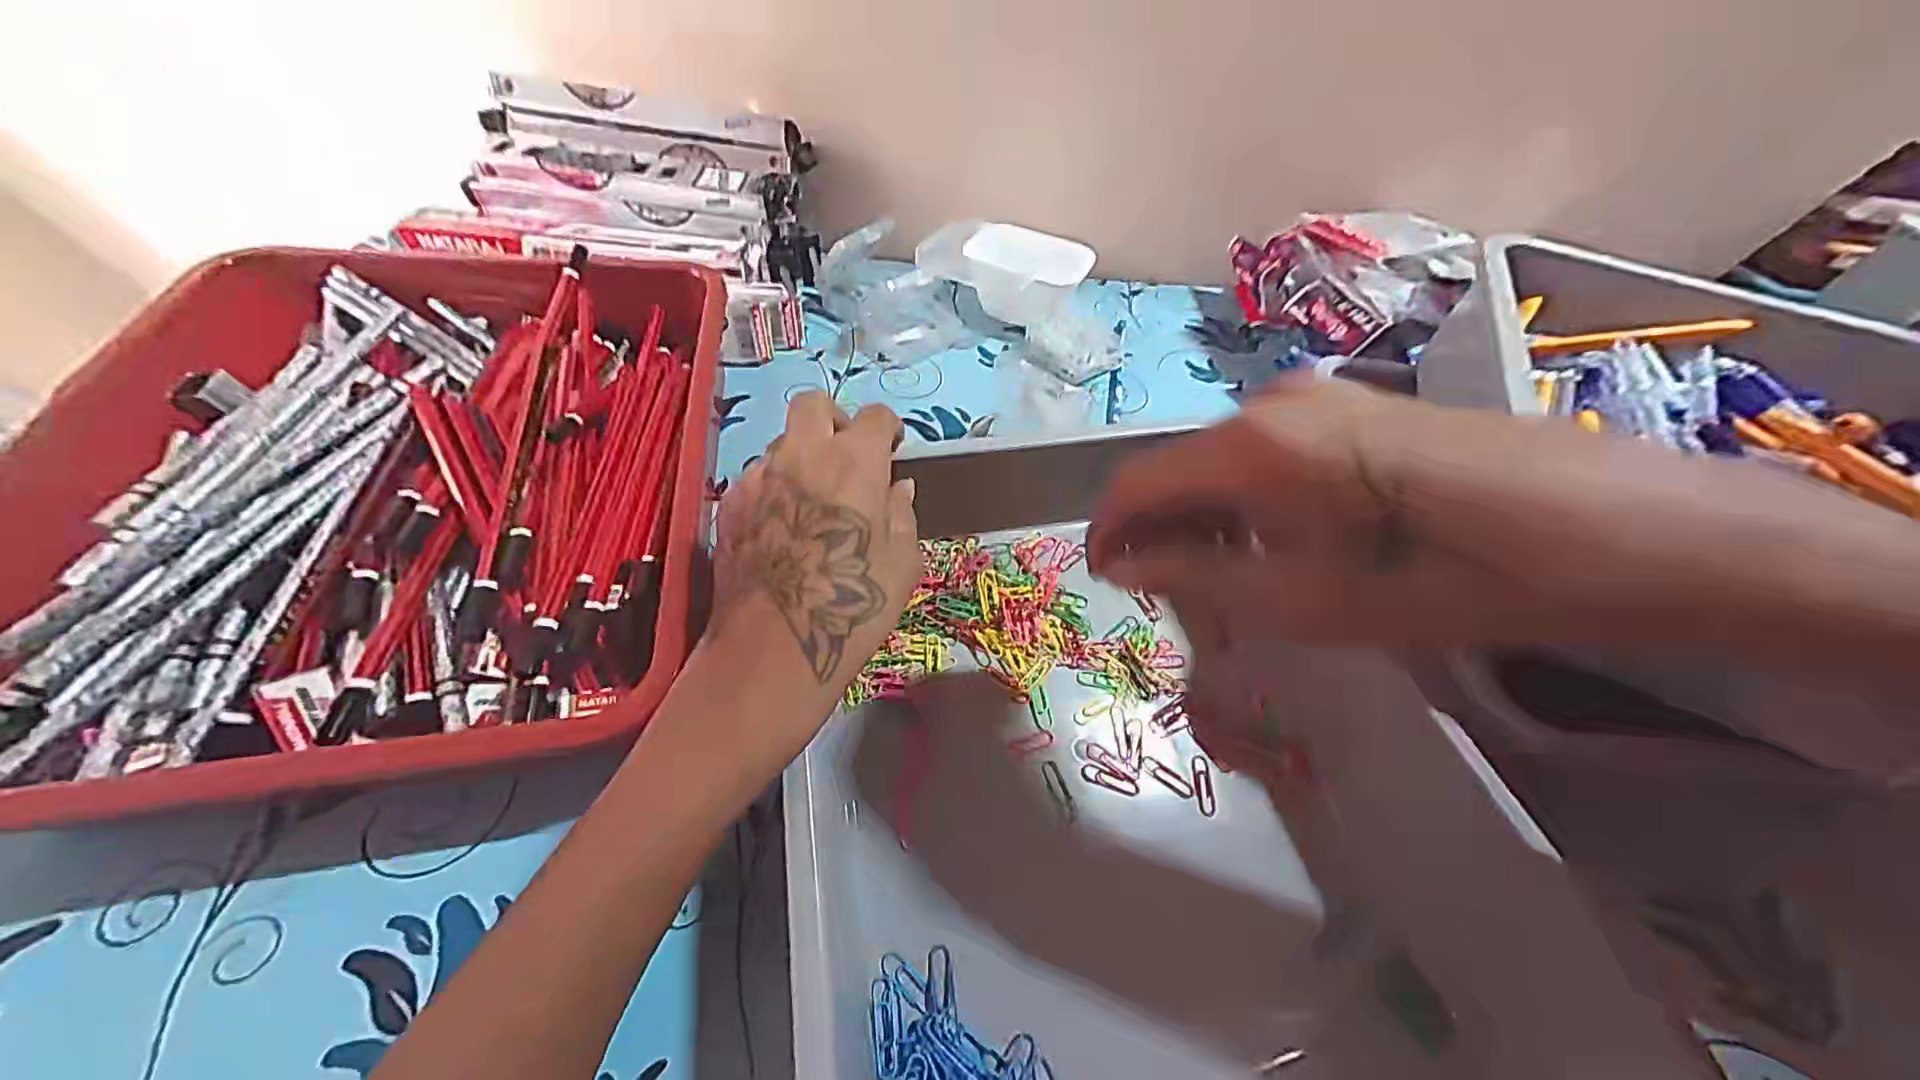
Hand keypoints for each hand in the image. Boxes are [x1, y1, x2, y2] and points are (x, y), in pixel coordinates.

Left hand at [709, 392, 920, 703]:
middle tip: (848, 456)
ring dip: (802, 459)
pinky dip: (775, 490)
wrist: (774, 647)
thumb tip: (897, 488)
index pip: (876, 417)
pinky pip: (756, 480)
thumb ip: (902, 515)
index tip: (893, 450)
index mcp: (854, 462)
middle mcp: (801, 455)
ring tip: (813, 504)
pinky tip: (783, 530)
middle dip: (836, 419)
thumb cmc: (853, 605)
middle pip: (814, 404)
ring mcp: (758, 477)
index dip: (889, 429)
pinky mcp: (728, 506)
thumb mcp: (903, 563)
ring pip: (781, 445)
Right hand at [1085, 372, 1841, 649]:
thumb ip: (1197, 576)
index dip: (1107, 530)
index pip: (1137, 481)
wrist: (1622, 533)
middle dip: (1159, 532)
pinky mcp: (1354, 407)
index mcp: (1250, 444)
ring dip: (1204, 519)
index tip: (1099, 575)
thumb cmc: (1449, 578)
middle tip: (1165, 592)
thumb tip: (1124, 566)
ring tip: (1220, 579)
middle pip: (1178, 469)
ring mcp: (1318, 398)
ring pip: (1221, 463)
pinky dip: (1247, 500)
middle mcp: (1271, 403)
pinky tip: (1273, 544)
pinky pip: (1267, 454)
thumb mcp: (1303, 598)